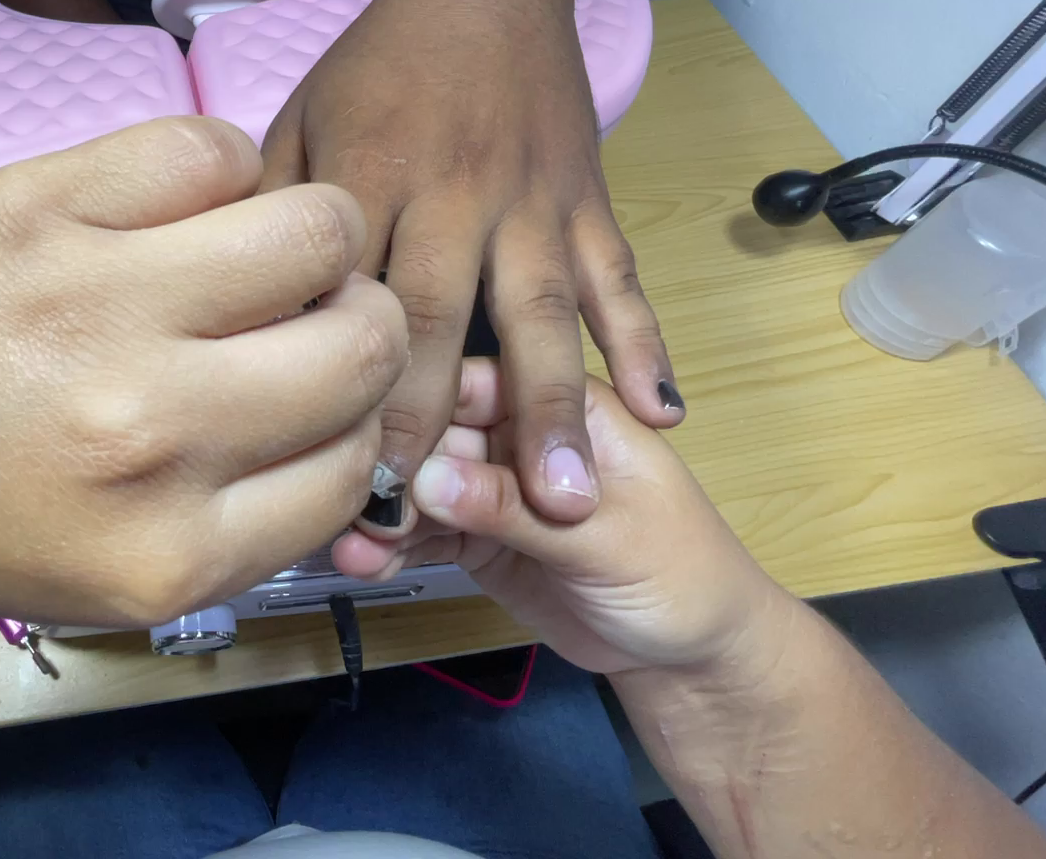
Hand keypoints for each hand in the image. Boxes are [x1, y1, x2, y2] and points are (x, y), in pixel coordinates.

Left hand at [0, 117, 407, 628]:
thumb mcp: (130, 571)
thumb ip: (256, 511)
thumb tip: (358, 407)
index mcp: (175, 551)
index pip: (356, 464)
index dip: (351, 423)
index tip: (310, 401)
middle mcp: (149, 430)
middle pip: (368, 339)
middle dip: (354, 326)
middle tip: (294, 319)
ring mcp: (91, 301)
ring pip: (318, 228)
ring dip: (312, 241)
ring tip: (248, 255)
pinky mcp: (34, 204)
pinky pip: (212, 149)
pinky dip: (223, 176)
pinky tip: (176, 210)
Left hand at [260, 0, 681, 534]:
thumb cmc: (375, 64)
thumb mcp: (298, 118)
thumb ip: (270, 205)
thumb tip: (242, 296)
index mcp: (368, 176)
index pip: (349, 299)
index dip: (335, 387)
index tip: (320, 464)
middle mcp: (453, 196)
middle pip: (436, 323)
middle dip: (426, 424)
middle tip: (414, 520)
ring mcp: (532, 201)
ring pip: (541, 315)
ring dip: (553, 409)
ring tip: (566, 503)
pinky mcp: (588, 198)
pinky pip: (619, 276)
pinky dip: (646, 343)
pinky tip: (666, 415)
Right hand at [334, 358, 790, 675]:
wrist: (693, 662)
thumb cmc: (681, 576)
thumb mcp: (606, 538)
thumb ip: (512, 507)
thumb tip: (424, 477)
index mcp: (557, 404)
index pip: (471, 384)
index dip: (419, 408)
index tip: (371, 443)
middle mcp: (512, 433)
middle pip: (431, 437)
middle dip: (391, 473)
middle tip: (352, 509)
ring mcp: (487, 485)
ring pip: (419, 488)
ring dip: (383, 519)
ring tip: (352, 552)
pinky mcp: (470, 534)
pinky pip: (422, 534)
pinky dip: (393, 549)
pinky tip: (364, 564)